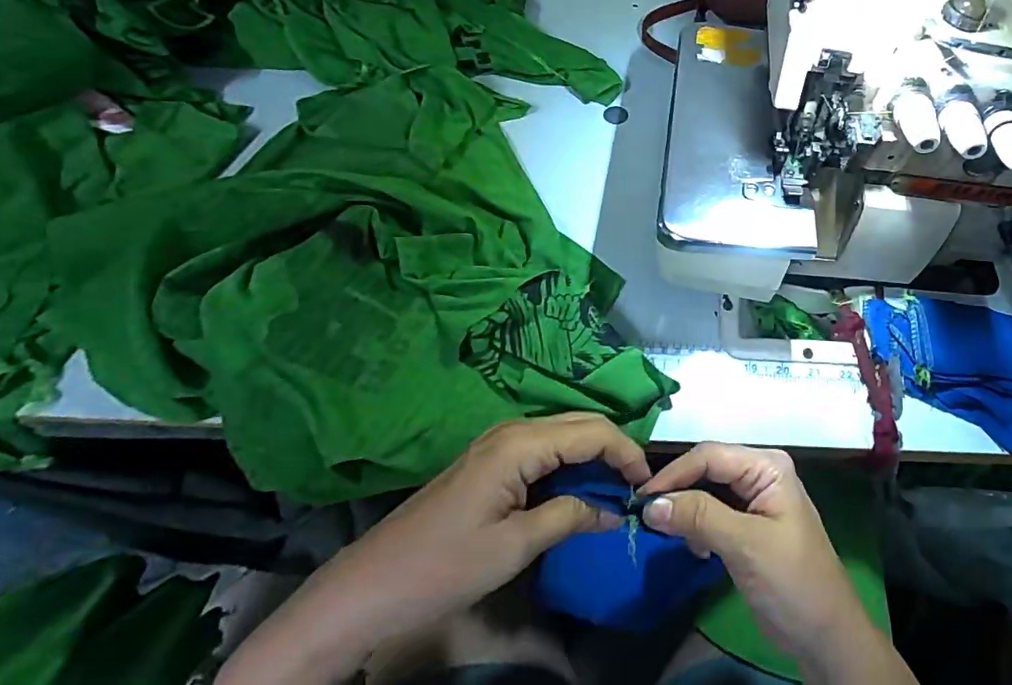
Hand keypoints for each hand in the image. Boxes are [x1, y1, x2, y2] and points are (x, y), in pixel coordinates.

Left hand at [220, 414, 650, 684]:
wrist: (365, 589)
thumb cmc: (441, 568)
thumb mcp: (513, 548)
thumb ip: (569, 517)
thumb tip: (613, 511)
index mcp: (520, 443)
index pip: (593, 431)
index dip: (627, 453)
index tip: (646, 484)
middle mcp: (512, 430)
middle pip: (581, 423)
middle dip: (614, 449)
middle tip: (635, 487)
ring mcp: (498, 442)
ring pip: (564, 433)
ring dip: (593, 455)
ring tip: (614, 489)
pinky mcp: (490, 460)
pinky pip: (544, 448)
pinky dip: (570, 463)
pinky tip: (578, 489)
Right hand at [638, 443, 914, 684]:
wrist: (824, 631)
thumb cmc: (791, 580)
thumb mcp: (745, 545)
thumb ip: (700, 518)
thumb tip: (651, 504)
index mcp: (768, 466)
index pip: (710, 455)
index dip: (674, 473)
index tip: (640, 498)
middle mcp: (761, 473)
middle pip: (708, 469)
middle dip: (678, 490)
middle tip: (644, 516)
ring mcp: (755, 499)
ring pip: (708, 491)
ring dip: (686, 509)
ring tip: (664, 532)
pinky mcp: (749, 525)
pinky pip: (713, 513)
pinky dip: (697, 526)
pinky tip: (693, 547)